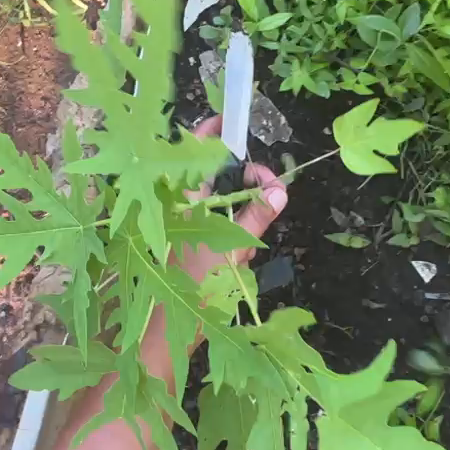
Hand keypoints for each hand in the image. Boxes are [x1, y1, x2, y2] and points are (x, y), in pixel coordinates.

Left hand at [181, 115, 288, 282]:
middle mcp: (182, 203)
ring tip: (252, 232)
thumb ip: (256, 215)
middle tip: (271, 188)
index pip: (197, 149)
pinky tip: (237, 257)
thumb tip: (279, 190)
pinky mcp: (191, 240)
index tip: (235, 119)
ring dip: (240, 212)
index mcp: (185, 196)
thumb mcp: (234, 249)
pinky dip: (232, 231)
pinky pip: (219, 222)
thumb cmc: (197, 284)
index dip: (214, 130)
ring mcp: (186, 222)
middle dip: (245, 179)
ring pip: (221, 200)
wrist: (170, 329)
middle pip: (218, 173)